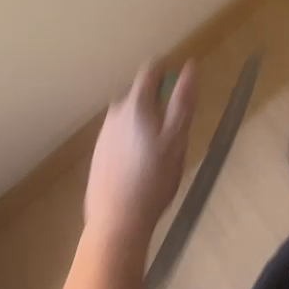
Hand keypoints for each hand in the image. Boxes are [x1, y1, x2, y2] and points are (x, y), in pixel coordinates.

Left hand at [84, 60, 197, 242]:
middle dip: (158, 103)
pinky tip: (140, 167)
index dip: (166, 71)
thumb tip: (190, 66)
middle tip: (174, 130)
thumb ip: (183, 100)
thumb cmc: (154, 180)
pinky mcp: (98, 153)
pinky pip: (120, 135)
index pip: (150, 70)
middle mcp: (116, 111)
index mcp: (136, 103)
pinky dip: (132, 141)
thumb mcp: (177, 139)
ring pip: (130, 116)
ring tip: (158, 153)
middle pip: (140, 94)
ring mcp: (104, 132)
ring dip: (144, 123)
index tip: (179, 84)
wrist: (117, 221)